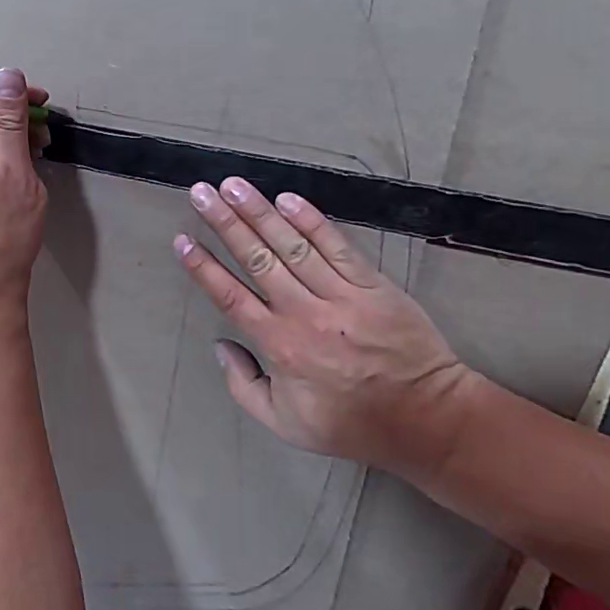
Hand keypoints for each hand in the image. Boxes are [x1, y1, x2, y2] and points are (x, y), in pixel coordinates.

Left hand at [0, 69, 50, 318]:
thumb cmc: (0, 230)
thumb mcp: (11, 167)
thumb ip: (7, 118)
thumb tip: (6, 74)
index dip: (1, 92)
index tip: (38, 101)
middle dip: (9, 116)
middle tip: (44, 131)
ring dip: (9, 137)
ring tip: (39, 151)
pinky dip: (1, 157)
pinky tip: (22, 170)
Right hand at [174, 177, 479, 480]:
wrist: (426, 419)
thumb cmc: (349, 423)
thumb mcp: (285, 424)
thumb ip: (243, 386)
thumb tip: (221, 345)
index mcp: (279, 346)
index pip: (231, 297)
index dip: (203, 267)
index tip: (182, 240)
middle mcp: (305, 314)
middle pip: (256, 259)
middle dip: (225, 222)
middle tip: (201, 192)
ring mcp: (341, 296)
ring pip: (291, 246)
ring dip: (260, 212)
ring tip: (234, 185)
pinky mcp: (372, 285)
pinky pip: (337, 246)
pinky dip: (311, 221)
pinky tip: (287, 199)